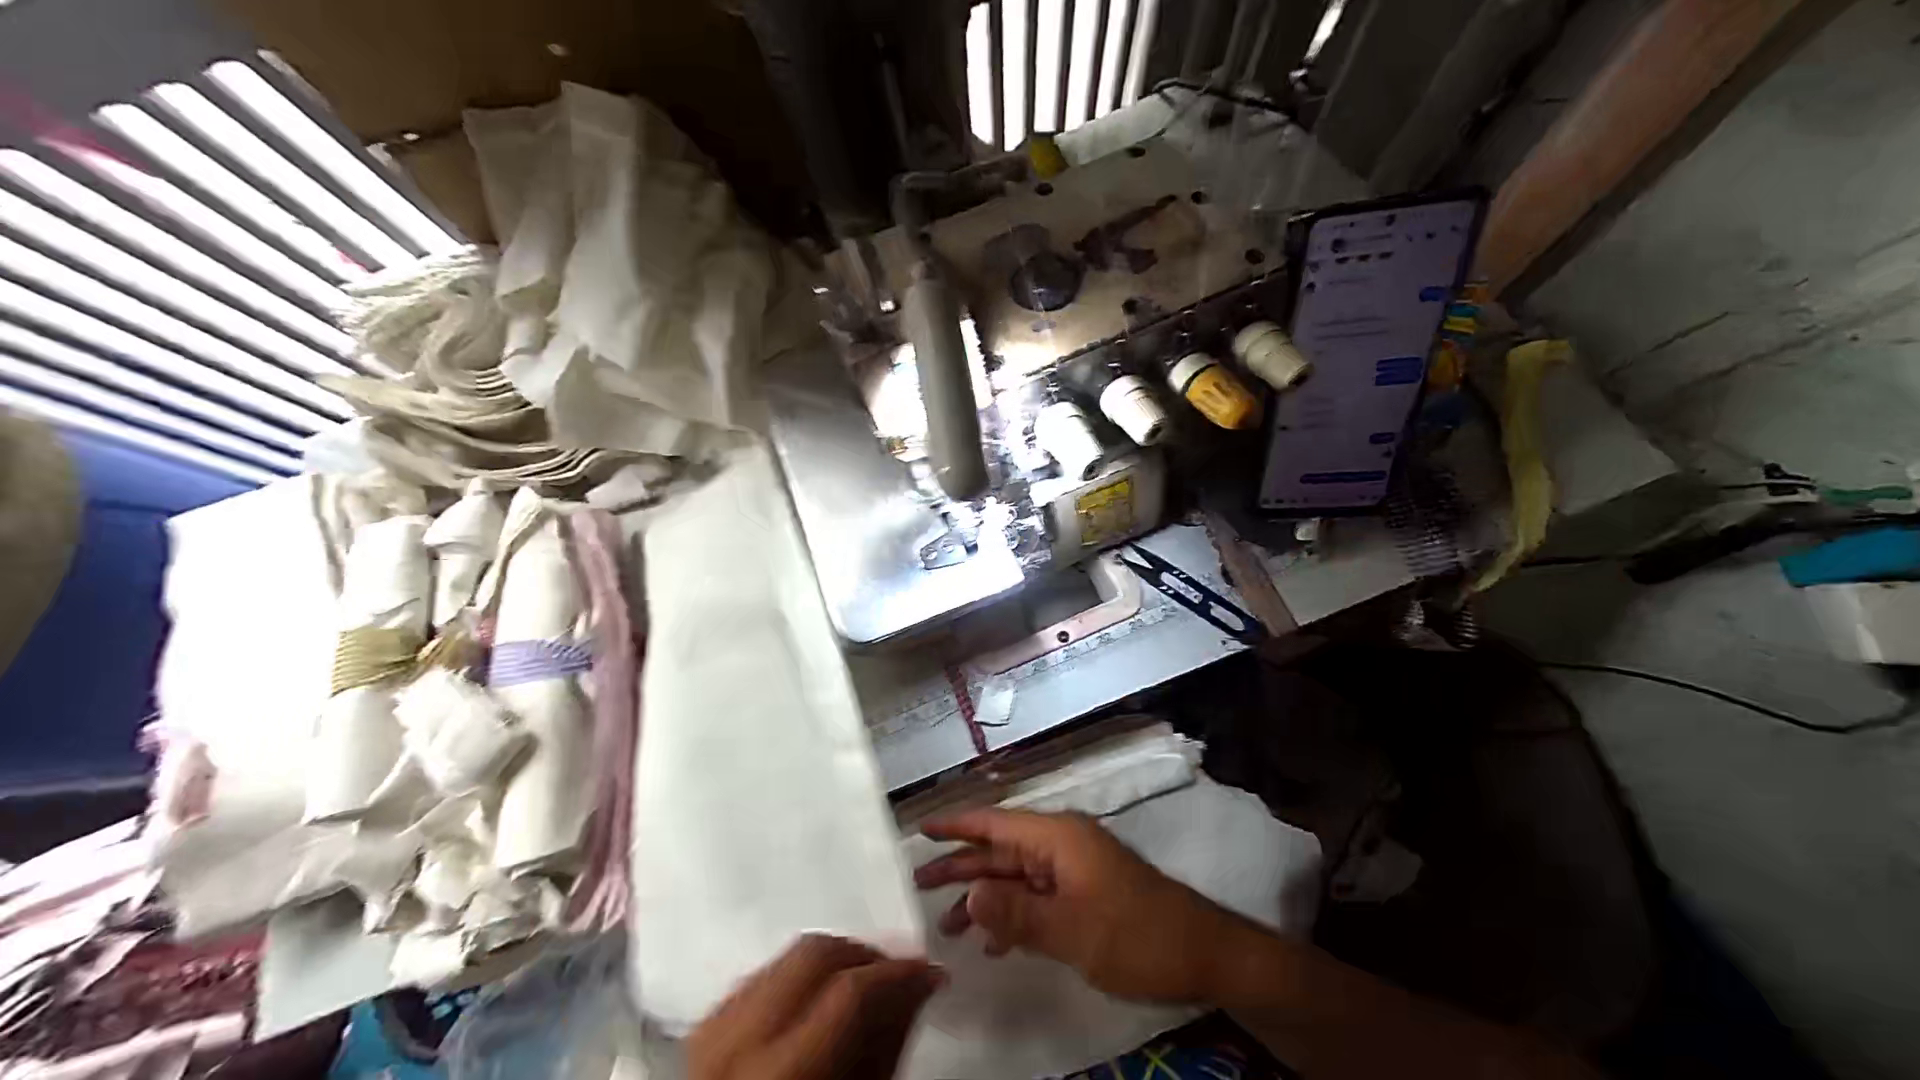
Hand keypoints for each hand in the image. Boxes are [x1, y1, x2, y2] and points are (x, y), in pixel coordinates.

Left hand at [688, 934, 943, 1079]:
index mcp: (779, 1073)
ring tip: (862, 981)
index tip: (928, 969)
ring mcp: (713, 1028)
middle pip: (814, 954)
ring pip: (789, 954)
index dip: (897, 972)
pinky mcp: (705, 1022)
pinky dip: (800, 974)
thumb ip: (886, 1044)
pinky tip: (821, 994)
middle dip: (865, 953)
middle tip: (896, 971)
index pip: (848, 991)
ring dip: (834, 959)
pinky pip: (765, 972)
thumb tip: (917, 984)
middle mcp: (737, 1042)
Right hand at [913, 808, 1250, 1002]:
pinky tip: (993, 942)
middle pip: (1000, 850)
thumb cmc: (1136, 935)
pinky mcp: (1084, 895)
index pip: (996, 824)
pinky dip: (1012, 915)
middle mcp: (1062, 846)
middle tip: (919, 885)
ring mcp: (1074, 871)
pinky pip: (1037, 898)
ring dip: (984, 898)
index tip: (920, 830)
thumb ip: (1016, 912)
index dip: (956, 826)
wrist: (1204, 955)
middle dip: (961, 867)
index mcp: (1058, 838)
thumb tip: (967, 891)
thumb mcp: (1072, 929)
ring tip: (947, 926)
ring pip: (1016, 877)